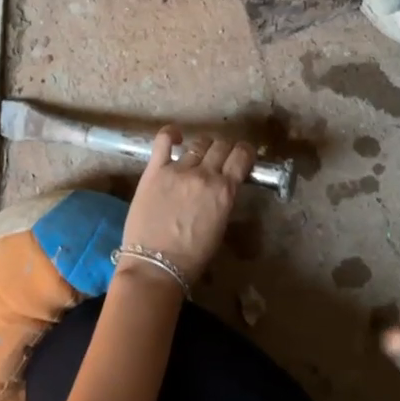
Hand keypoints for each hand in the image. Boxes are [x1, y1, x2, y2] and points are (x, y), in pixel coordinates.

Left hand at [120, 128, 253, 283]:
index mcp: (225, 191)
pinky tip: (176, 137)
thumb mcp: (220, 226)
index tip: (242, 155)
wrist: (155, 266)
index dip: (244, 152)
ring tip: (199, 155)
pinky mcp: (155, 170)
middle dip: (224, 150)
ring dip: (203, 147)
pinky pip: (163, 140)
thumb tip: (223, 185)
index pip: (242, 155)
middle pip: (221, 146)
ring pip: (198, 143)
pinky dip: (171, 134)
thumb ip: (223, 200)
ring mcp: (178, 170)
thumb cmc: (192, 257)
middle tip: (219, 159)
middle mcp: (204, 175)